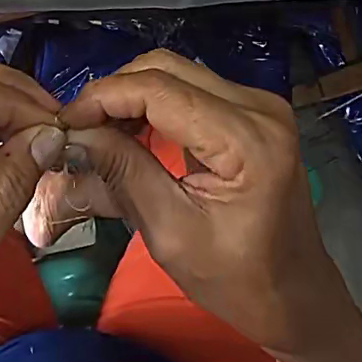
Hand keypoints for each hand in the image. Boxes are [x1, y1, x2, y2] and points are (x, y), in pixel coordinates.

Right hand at [60, 51, 354, 360]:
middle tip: (79, 129)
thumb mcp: (171, 234)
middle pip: (169, 68)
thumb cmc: (239, 281)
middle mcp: (259, 105)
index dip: (105, 96)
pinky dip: (157, 103)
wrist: (297, 293)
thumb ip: (124, 173)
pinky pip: (194, 89)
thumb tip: (75, 134)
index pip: (161, 89)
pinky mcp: (255, 110)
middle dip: (116, 92)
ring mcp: (261, 103)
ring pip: (179, 73)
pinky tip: (133, 131)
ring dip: (134, 95)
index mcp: (248, 138)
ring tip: (99, 133)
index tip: (64, 122)